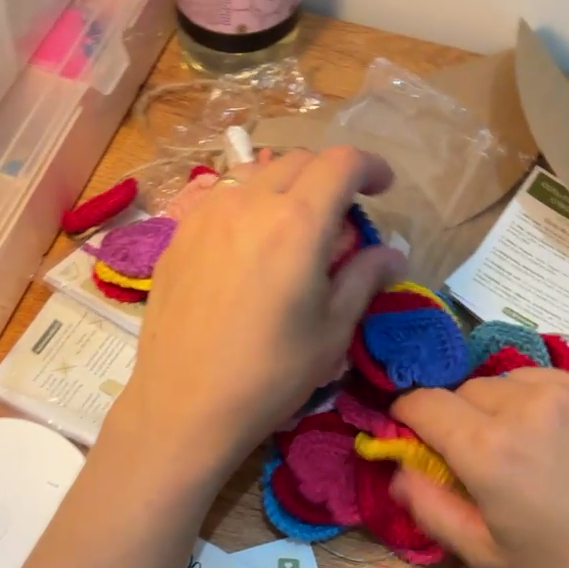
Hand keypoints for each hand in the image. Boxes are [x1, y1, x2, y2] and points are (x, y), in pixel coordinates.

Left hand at [108, 147, 406, 474]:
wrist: (184, 405)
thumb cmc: (269, 376)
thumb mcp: (330, 333)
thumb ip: (363, 280)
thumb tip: (391, 254)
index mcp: (297, 222)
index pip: (342, 163)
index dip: (370, 167)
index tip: (383, 188)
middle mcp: (248, 203)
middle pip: (297, 162)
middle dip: (328, 177)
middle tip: (340, 217)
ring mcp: (205, 217)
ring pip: (254, 176)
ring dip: (284, 188)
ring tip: (292, 228)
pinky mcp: (177, 238)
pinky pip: (220, 202)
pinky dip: (246, 207)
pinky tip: (248, 247)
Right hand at [391, 371, 568, 567]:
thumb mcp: (493, 562)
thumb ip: (432, 510)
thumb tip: (399, 472)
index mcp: (489, 447)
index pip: (423, 402)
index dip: (407, 416)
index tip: (412, 434)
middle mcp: (535, 402)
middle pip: (472, 386)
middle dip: (462, 414)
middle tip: (482, 456)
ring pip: (528, 379)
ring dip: (514, 404)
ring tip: (542, 448)